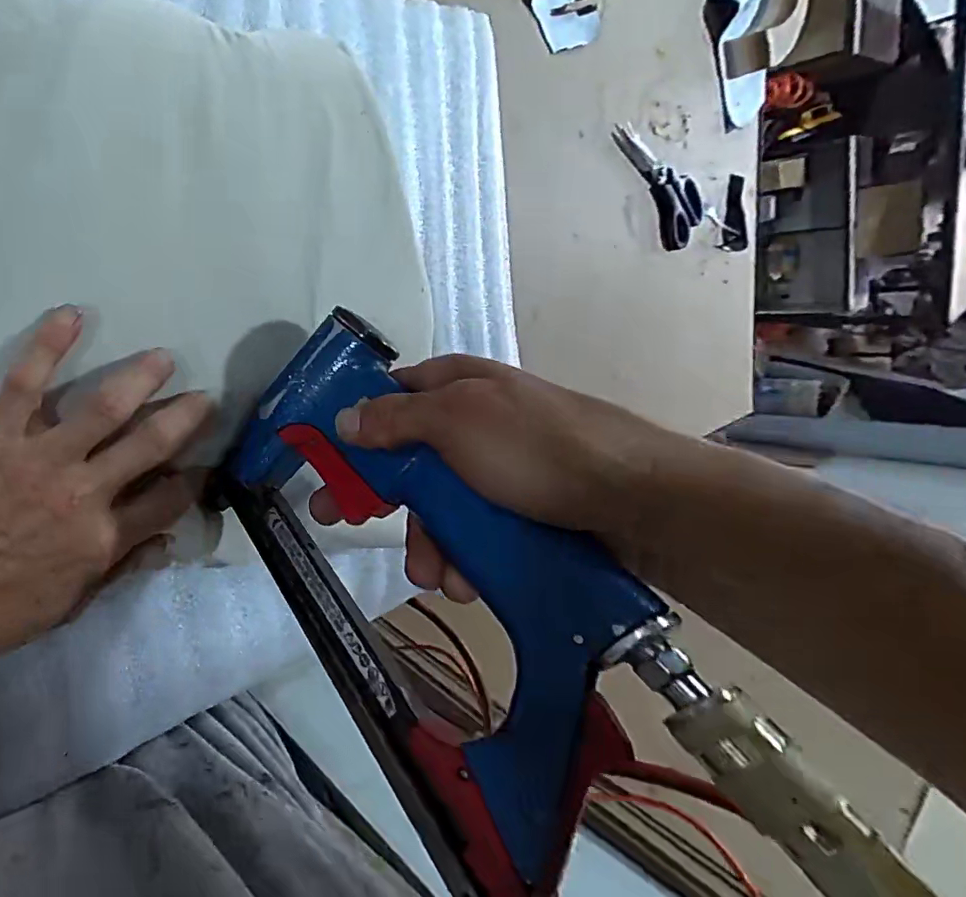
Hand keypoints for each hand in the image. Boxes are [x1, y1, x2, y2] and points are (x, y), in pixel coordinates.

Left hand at [0, 306, 214, 655]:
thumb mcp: (71, 603)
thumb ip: (121, 569)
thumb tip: (166, 544)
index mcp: (102, 538)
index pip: (168, 500)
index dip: (192, 481)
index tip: (201, 465)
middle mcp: (83, 492)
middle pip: (150, 444)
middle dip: (185, 417)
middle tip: (204, 397)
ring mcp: (40, 457)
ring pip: (103, 407)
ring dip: (141, 377)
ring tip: (163, 357)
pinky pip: (26, 382)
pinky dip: (49, 345)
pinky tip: (72, 315)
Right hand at [308, 355, 709, 601]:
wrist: (639, 499)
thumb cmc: (537, 448)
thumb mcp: (458, 421)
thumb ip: (396, 419)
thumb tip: (345, 418)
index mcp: (455, 384)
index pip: (387, 398)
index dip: (353, 429)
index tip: (326, 465)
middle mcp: (472, 420)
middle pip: (406, 457)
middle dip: (384, 499)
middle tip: (348, 524)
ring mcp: (498, 466)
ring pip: (439, 503)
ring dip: (429, 542)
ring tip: (438, 577)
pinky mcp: (520, 505)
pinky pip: (474, 529)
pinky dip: (464, 555)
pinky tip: (468, 581)